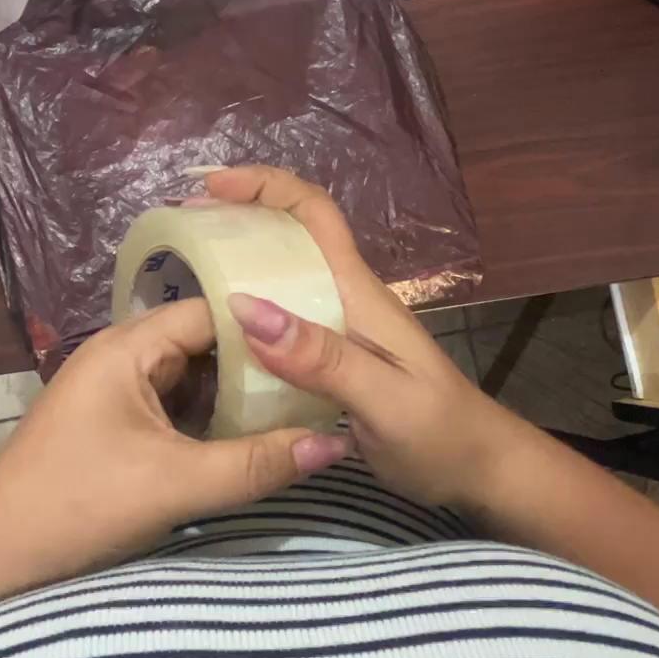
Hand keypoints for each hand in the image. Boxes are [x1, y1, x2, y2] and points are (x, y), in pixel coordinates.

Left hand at [0, 296, 350, 586]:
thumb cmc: (77, 505)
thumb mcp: (175, 484)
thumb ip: (256, 464)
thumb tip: (336, 443)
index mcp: (128, 346)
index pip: (210, 312)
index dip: (266, 321)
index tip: (322, 333)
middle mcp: (122, 354)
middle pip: (203, 340)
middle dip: (258, 358)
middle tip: (322, 369)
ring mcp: (117, 389)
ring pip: (191, 375)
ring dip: (235, 389)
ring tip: (302, 395)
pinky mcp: (117, 422)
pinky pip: (176, 403)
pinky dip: (211, 414)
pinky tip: (252, 428)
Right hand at [202, 166, 523, 508]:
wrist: (477, 470)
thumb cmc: (440, 434)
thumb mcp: (384, 399)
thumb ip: (321, 357)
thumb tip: (245, 308)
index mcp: (357, 291)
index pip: (313, 214)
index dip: (266, 187)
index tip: (213, 187)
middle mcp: (342, 296)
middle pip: (289, 233)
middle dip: (237, 215)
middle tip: (181, 225)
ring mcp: (335, 325)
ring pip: (279, 274)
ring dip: (235, 258)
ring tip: (183, 266)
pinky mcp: (328, 354)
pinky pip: (278, 316)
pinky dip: (243, 308)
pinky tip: (214, 328)